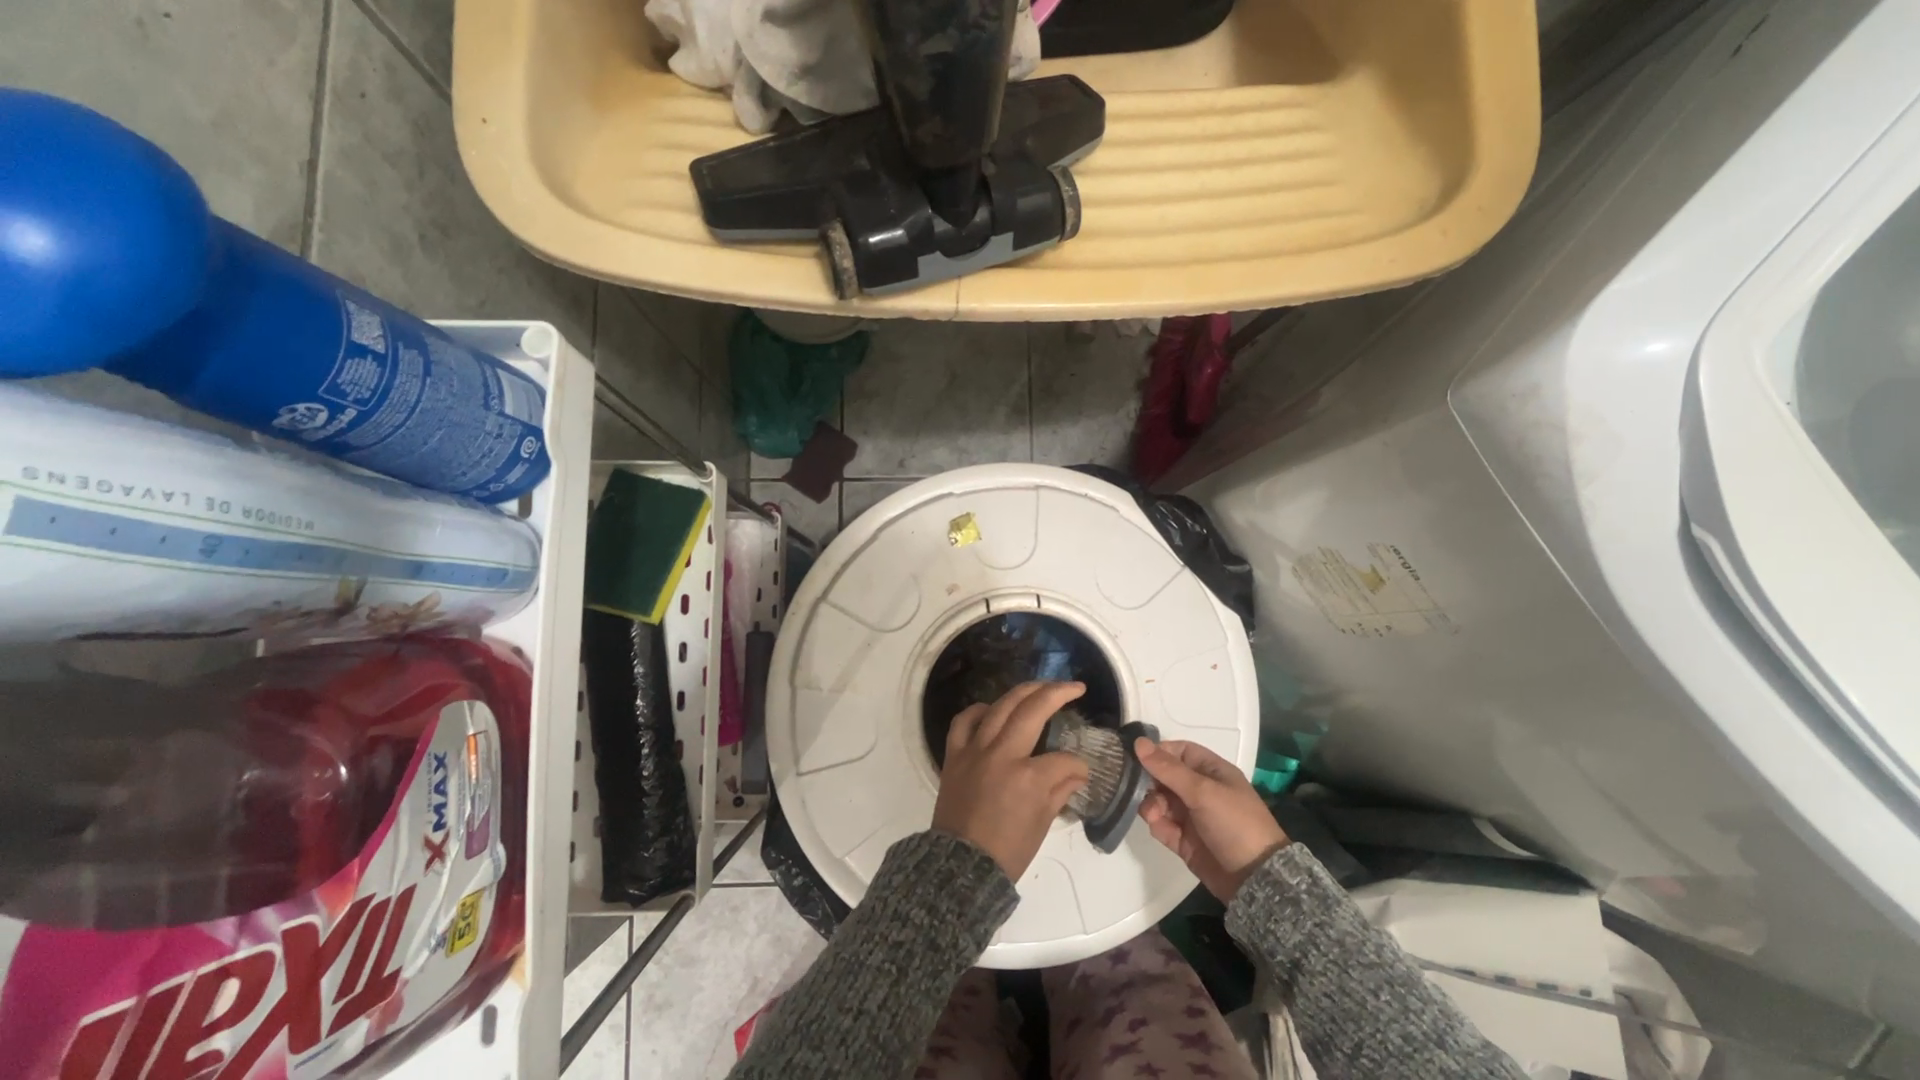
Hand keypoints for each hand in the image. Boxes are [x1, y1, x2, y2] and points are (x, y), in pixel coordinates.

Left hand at [932, 682, 1091, 880]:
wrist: (961, 866)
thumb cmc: (1008, 851)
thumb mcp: (1042, 823)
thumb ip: (1060, 790)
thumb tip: (1076, 772)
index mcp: (1029, 777)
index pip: (1064, 759)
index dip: (1078, 764)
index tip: (1081, 771)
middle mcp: (1002, 754)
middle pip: (1033, 709)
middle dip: (1058, 693)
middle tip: (1074, 687)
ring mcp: (975, 750)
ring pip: (1000, 706)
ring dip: (1023, 692)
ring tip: (1041, 687)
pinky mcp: (955, 755)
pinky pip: (964, 721)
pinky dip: (979, 711)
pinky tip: (993, 709)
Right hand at [1136, 738, 1288, 901]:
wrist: (1253, 876)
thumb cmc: (1234, 823)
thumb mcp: (1202, 791)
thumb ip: (1168, 769)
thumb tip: (1138, 742)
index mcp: (1211, 772)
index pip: (1179, 752)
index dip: (1159, 753)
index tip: (1138, 758)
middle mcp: (1200, 791)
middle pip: (1164, 776)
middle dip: (1150, 781)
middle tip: (1140, 788)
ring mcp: (1191, 816)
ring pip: (1159, 801)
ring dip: (1152, 804)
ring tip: (1154, 814)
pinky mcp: (1183, 839)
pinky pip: (1162, 825)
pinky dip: (1158, 824)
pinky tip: (1162, 828)